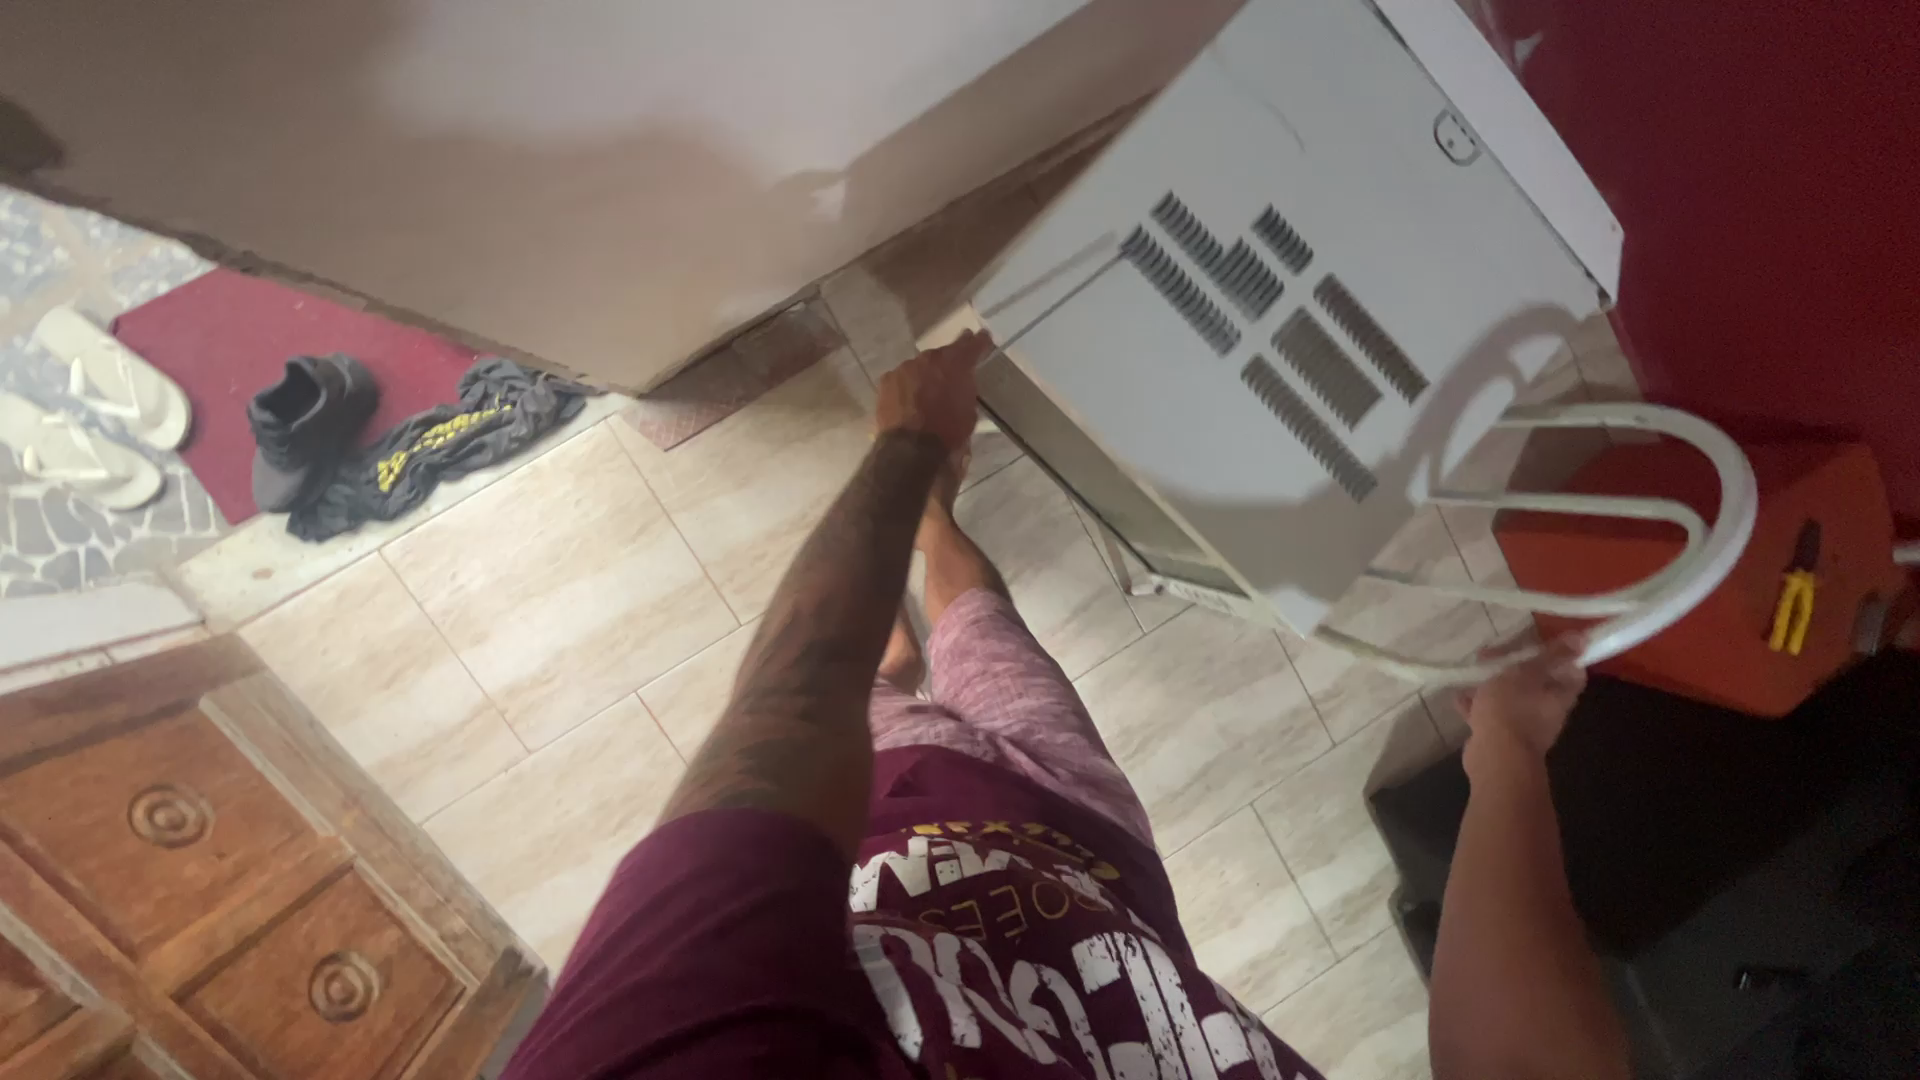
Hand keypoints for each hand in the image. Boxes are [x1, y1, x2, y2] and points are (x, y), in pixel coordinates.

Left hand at [875, 330, 987, 454]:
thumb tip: (961, 385)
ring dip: (925, 375)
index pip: (971, 345)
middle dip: (949, 360)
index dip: (978, 342)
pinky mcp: (887, 380)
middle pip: (942, 354)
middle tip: (953, 369)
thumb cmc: (948, 433)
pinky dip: (907, 386)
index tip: (983, 337)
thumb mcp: (969, 412)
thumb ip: (965, 390)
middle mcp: (931, 358)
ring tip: (927, 392)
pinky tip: (908, 400)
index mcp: (956, 364)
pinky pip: (902, 379)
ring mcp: (906, 367)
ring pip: (919, 366)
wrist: (911, 448)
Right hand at [1458, 633, 1586, 774]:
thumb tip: (1582, 638)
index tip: (1535, 644)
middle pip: (1536, 683)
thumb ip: (1549, 656)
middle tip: (1491, 655)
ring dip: (1492, 686)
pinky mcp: (1500, 734)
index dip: (1558, 657)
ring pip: (1510, 698)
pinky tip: (1459, 696)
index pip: (1571, 672)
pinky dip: (1476, 704)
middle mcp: (1546, 710)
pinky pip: (1488, 713)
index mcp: (1558, 695)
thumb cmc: (1511, 710)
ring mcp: (1523, 724)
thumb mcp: (1526, 674)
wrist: (1495, 756)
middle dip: (1515, 668)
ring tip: (1472, 674)